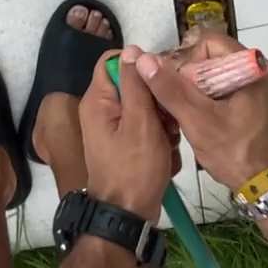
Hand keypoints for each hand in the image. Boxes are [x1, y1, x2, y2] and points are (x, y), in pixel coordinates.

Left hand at [78, 46, 173, 221]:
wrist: (128, 216)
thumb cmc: (134, 169)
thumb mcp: (140, 122)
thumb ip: (137, 85)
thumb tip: (133, 50)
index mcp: (98, 100)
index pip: (115, 61)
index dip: (140, 65)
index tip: (162, 80)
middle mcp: (101, 110)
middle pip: (134, 85)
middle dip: (157, 102)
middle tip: (169, 121)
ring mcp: (113, 129)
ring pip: (145, 109)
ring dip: (163, 125)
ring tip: (169, 143)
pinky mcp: (126, 145)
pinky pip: (146, 130)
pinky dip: (159, 142)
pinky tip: (166, 157)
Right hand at [136, 30, 267, 190]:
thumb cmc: (236, 153)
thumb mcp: (198, 121)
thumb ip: (170, 89)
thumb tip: (143, 60)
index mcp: (251, 66)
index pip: (208, 43)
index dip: (188, 62)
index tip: (180, 91)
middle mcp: (261, 69)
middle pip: (214, 58)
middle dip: (193, 80)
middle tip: (185, 108)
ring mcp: (265, 88)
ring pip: (221, 76)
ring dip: (203, 93)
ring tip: (195, 118)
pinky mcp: (264, 104)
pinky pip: (232, 90)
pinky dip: (216, 101)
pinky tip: (210, 124)